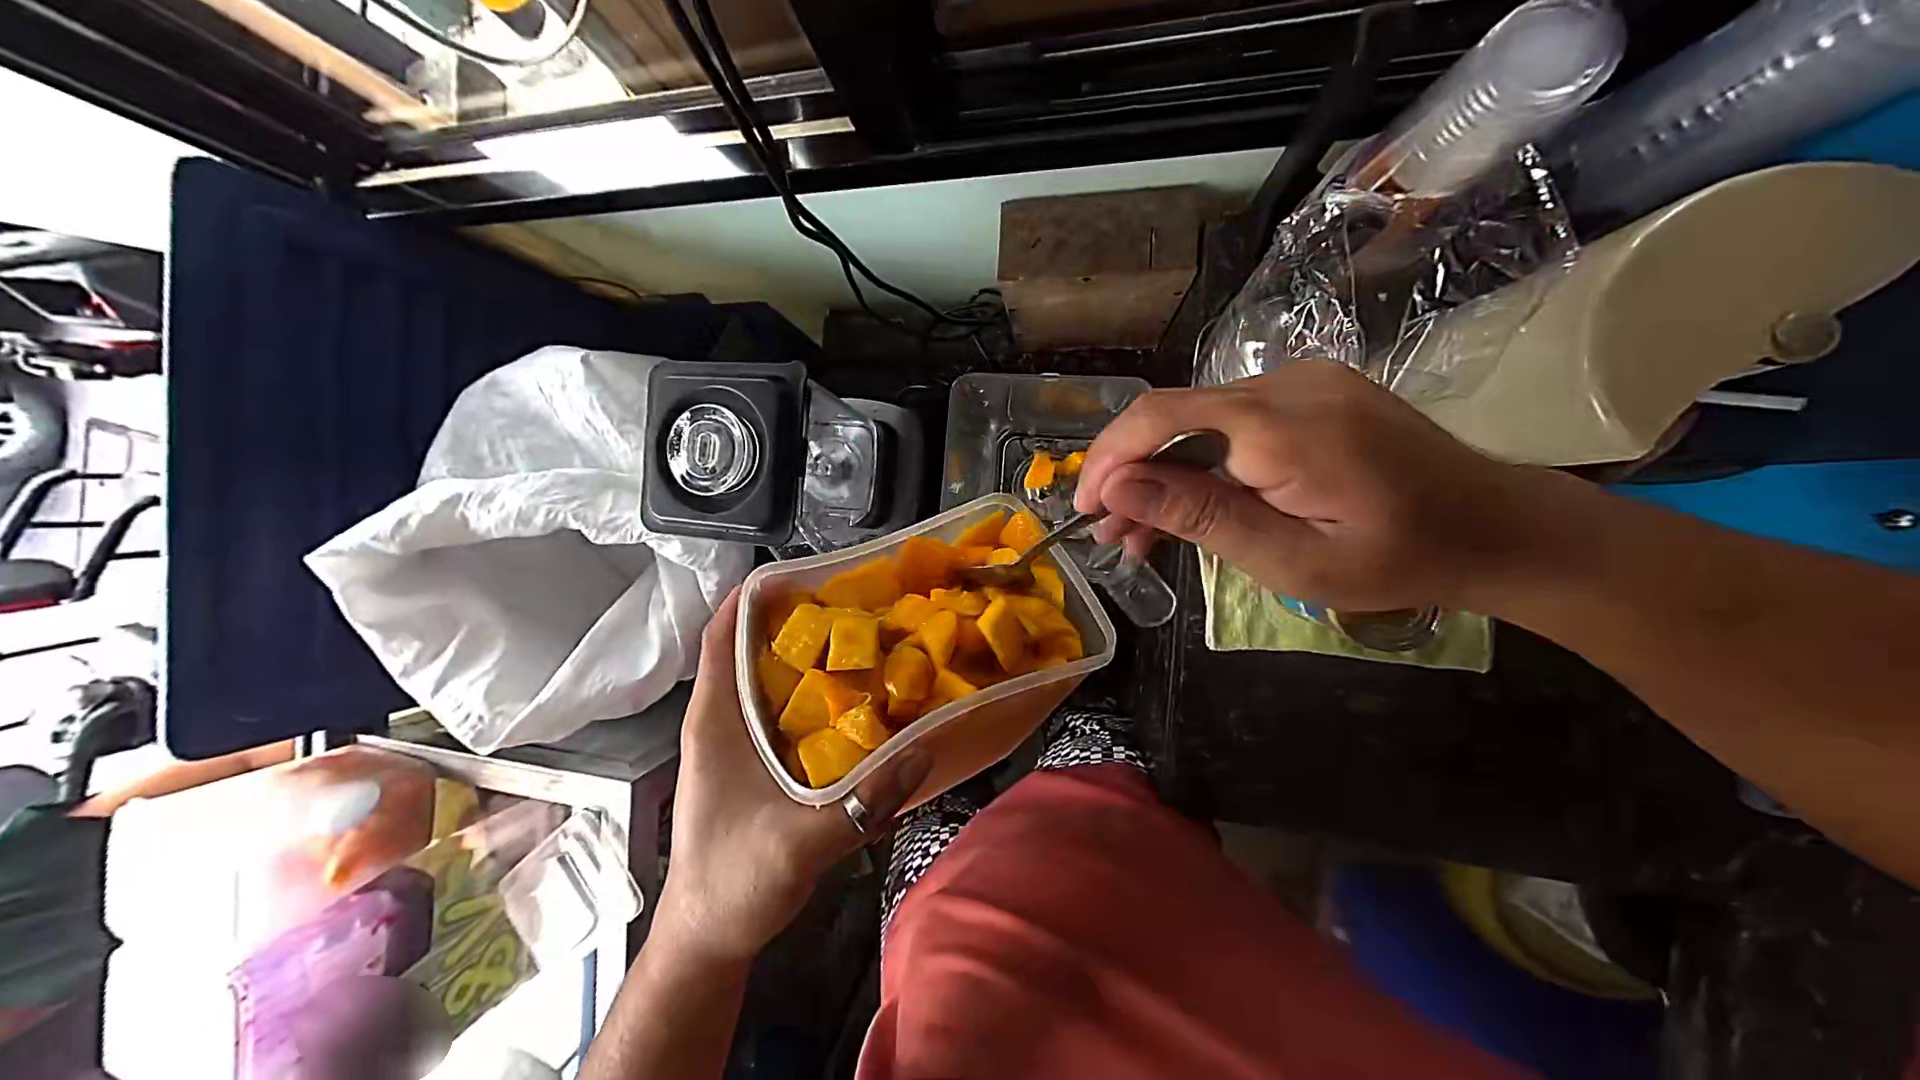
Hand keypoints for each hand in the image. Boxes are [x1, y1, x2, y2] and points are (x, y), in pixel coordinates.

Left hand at [652, 589, 931, 965]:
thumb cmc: (734, 883)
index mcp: (715, 721)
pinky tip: (852, 698)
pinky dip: (810, 693)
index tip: (801, 572)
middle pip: (749, 649)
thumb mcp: (802, 842)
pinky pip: (779, 711)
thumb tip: (924, 748)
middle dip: (794, 619)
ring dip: (805, 656)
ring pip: (767, 680)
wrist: (707, 937)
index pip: (720, 637)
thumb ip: (864, 801)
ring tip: (859, 637)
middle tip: (851, 601)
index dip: (750, 598)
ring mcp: (734, 744)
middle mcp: (721, 722)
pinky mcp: (751, 765)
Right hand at [1074, 359, 1564, 613]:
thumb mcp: (1289, 559)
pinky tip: (1190, 501)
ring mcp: (1304, 382)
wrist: (1493, 527)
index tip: (1085, 505)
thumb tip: (1116, 486)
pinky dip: (1202, 461)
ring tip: (1142, 530)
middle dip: (1131, 474)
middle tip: (1110, 533)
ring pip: (1200, 420)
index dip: (1111, 457)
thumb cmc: (1397, 560)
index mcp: (1285, 427)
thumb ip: (1200, 515)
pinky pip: (1233, 421)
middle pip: (1176, 416)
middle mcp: (1289, 384)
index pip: (1164, 416)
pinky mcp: (1311, 392)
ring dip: (1164, 471)